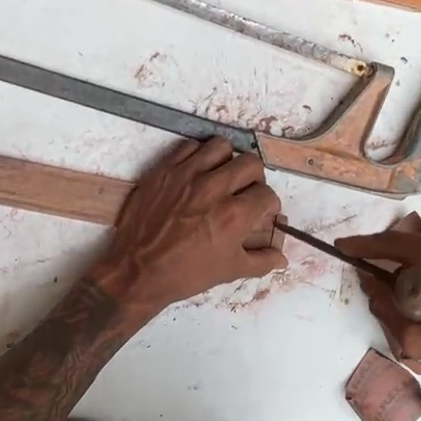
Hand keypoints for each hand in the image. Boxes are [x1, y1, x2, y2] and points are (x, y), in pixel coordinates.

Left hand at [86, 137, 285, 312]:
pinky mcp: (164, 170)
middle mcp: (213, 189)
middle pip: (251, 163)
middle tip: (245, 190)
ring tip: (222, 175)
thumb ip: (261, 261)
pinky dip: (198, 156)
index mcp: (233, 216)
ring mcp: (186, 175)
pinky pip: (189, 146)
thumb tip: (283, 258)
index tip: (261, 210)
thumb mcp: (229, 271)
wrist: (137, 270)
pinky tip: (197, 172)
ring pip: (221, 146)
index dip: (268, 204)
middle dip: (254, 178)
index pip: (266, 194)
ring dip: (227, 160)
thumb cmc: (185, 274)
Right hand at [335, 223, 420, 404]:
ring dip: (416, 287)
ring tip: (415, 325)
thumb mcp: (420, 338)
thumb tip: (370, 284)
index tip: (340, 247)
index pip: (392, 243)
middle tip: (383, 306)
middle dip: (392, 276)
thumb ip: (386, 307)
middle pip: (413, 253)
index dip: (362, 247)